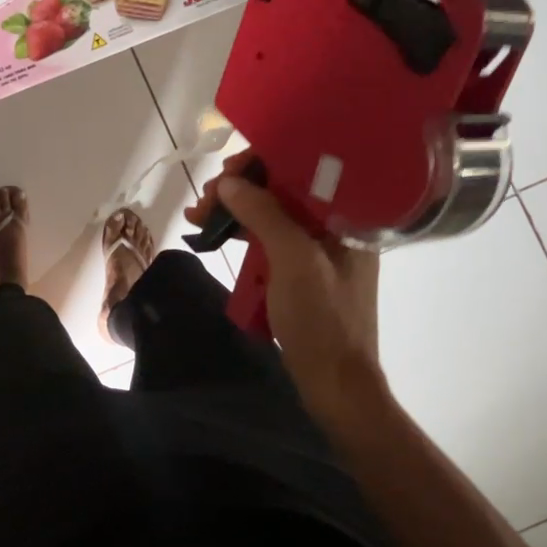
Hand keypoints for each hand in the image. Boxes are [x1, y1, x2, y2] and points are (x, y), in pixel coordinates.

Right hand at [187, 151, 386, 411]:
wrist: (335, 383)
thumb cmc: (322, 319)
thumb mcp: (293, 261)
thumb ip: (264, 215)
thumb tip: (228, 182)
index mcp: (349, 217)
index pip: (305, 168)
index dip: (262, 162)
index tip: (225, 173)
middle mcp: (335, 226)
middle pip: (282, 189)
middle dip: (239, 187)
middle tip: (203, 200)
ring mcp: (317, 249)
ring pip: (270, 213)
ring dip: (233, 210)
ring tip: (197, 216)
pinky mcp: (300, 270)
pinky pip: (267, 238)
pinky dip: (240, 232)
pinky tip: (212, 234)